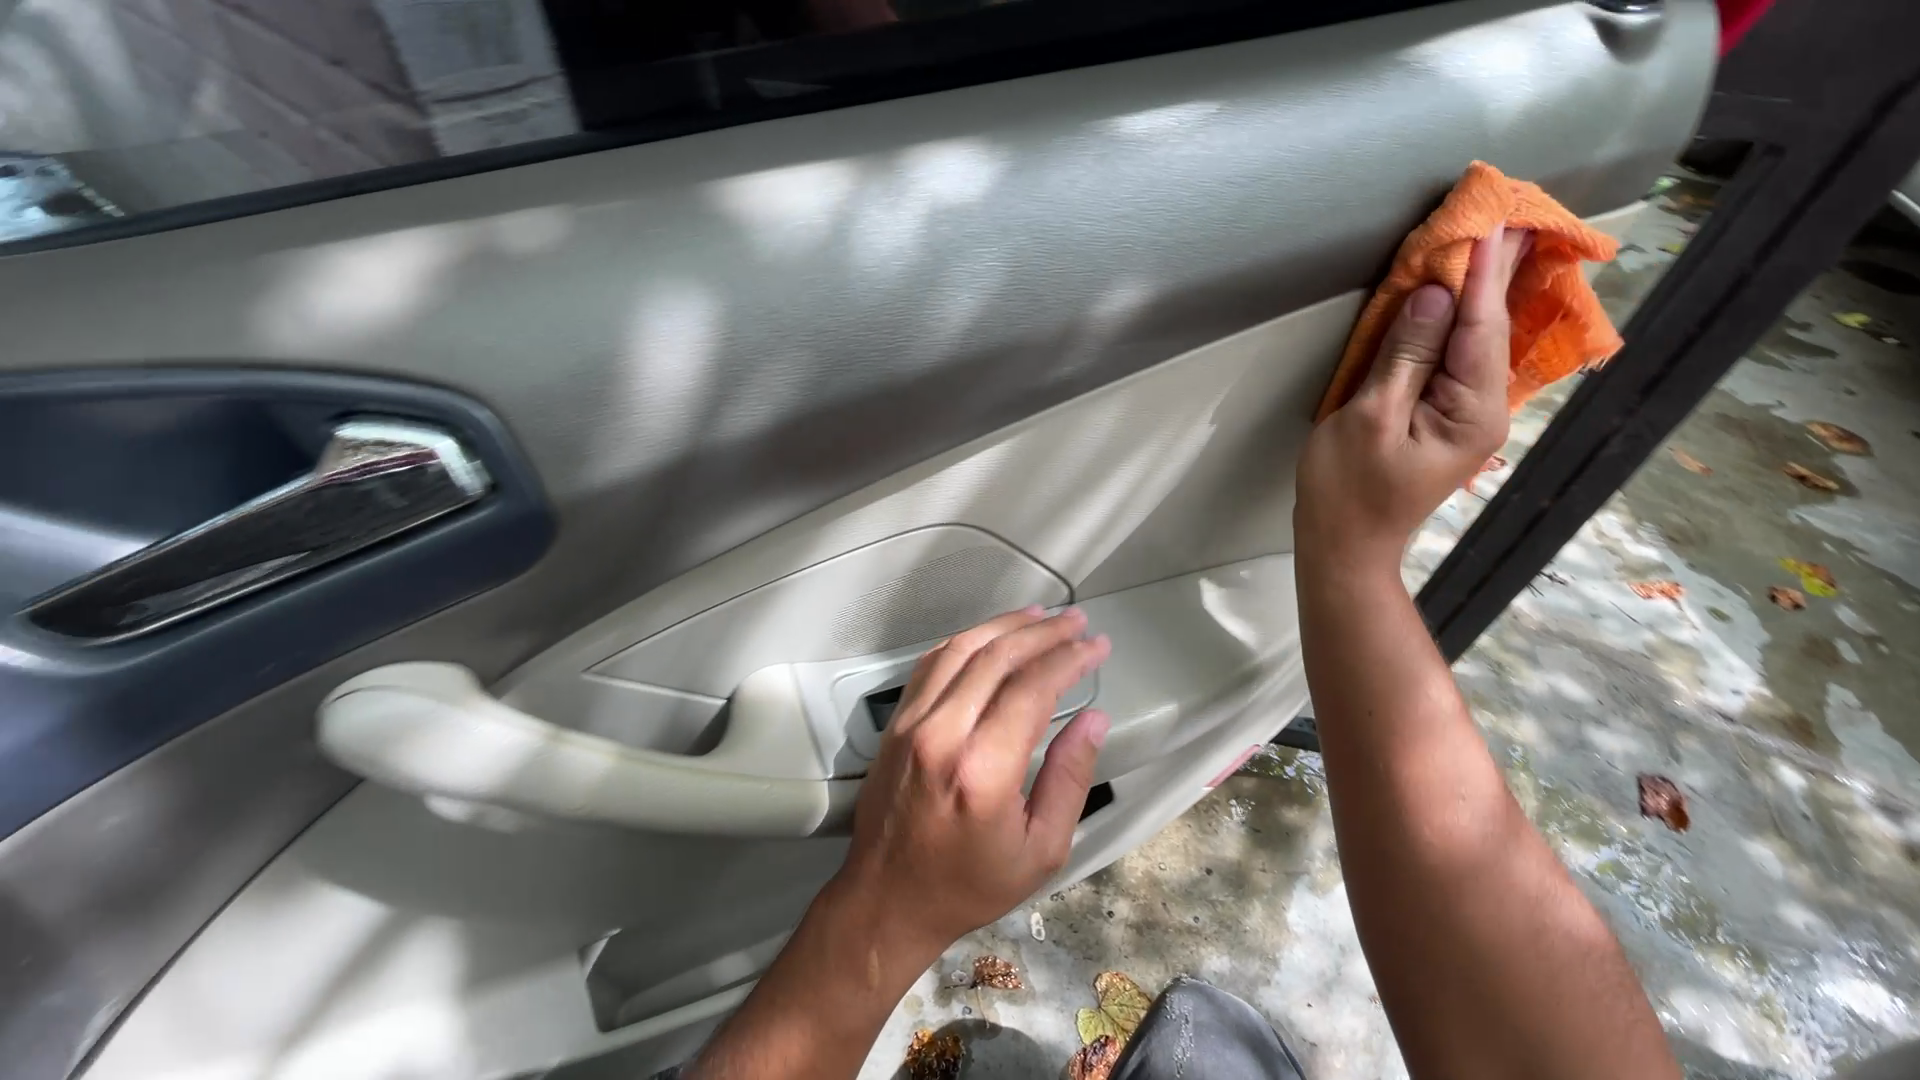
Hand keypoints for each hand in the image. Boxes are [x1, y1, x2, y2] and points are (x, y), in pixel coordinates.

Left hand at [829, 607, 1110, 961]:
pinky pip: (931, 664)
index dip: (1069, 659)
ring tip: (1040, 616)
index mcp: (982, 770)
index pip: (1031, 689)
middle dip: (1043, 633)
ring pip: (960, 650)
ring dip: (1004, 626)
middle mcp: (941, 734)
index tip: (1096, 647)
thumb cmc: (969, 883)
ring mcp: (911, 724)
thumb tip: (1093, 719)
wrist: (888, 899)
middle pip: (996, 658)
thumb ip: (1070, 778)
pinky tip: (990, 636)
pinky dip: (965, 641)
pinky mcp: (895, 724)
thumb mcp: (1041, 849)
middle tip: (1076, 623)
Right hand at [1295, 225, 1529, 570]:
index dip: (1481, 272)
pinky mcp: (1445, 419)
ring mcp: (1467, 416)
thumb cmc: (1347, 488)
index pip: (1480, 326)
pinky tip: (1459, 298)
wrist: (1344, 544)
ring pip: (1475, 343)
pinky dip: (1455, 325)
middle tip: (1507, 216)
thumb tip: (1435, 295)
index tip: (1493, 218)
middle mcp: (1485, 409)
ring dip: (1477, 294)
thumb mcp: (1369, 417)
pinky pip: (1455, 361)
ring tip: (1491, 242)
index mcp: (1473, 411)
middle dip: (1493, 274)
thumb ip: (1405, 356)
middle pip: (1490, 329)